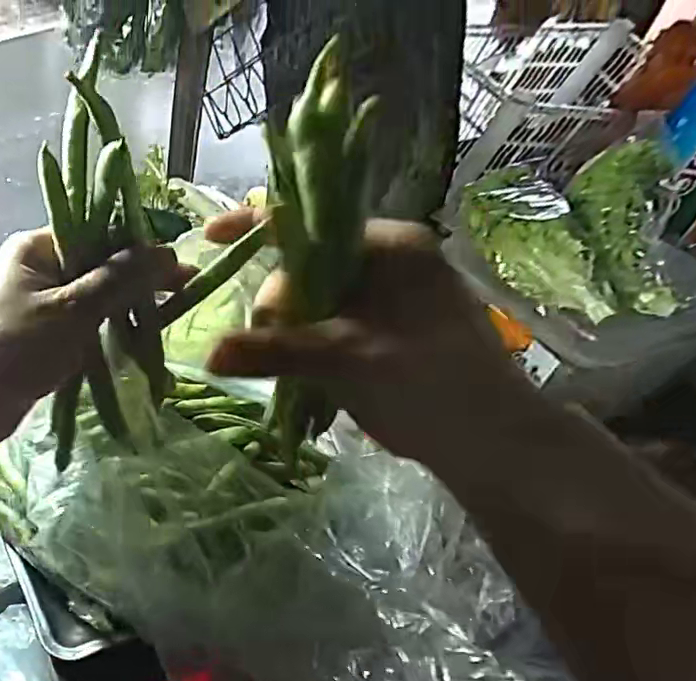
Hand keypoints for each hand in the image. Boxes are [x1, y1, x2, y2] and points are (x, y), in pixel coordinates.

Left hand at [0, 228, 187, 439]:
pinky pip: (74, 329)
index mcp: (35, 247)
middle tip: (177, 298)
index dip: (138, 247)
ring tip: (156, 327)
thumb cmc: (15, 348)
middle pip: (95, 267)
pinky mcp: (32, 339)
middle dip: (133, 284)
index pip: (97, 231)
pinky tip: (125, 347)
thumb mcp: (74, 309)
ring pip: (87, 302)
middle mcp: (31, 269)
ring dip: (119, 314)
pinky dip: (98, 337)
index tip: (176, 269)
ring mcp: (30, 306)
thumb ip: (121, 279)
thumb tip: (168, 252)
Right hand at [202, 209, 541, 466]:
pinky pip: (323, 326)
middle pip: (303, 270)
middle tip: (268, 353)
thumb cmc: (430, 387)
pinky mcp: (379, 330)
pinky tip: (298, 374)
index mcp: (389, 248)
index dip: (257, 229)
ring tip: (290, 372)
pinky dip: (302, 347)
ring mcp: (384, 297)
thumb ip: (278, 352)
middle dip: (275, 308)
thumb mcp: (349, 361)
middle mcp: (386, 262)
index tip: (209, 237)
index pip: (310, 227)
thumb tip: (209, 354)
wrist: (487, 439)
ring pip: (310, 302)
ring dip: (286, 334)